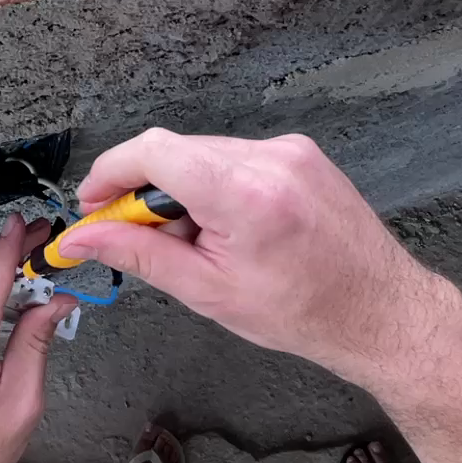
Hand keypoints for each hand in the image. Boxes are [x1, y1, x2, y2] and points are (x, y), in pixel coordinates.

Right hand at [58, 130, 448, 373]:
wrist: (381, 311)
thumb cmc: (301, 312)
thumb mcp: (207, 291)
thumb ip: (137, 254)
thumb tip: (80, 238)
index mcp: (245, 194)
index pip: (155, 151)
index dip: (111, 172)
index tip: (93, 204)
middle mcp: (269, 158)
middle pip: (174, 151)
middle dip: (142, 188)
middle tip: (130, 232)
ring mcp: (289, 149)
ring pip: (201, 152)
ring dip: (177, 187)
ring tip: (190, 237)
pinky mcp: (299, 151)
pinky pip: (232, 155)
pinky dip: (210, 182)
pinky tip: (221, 222)